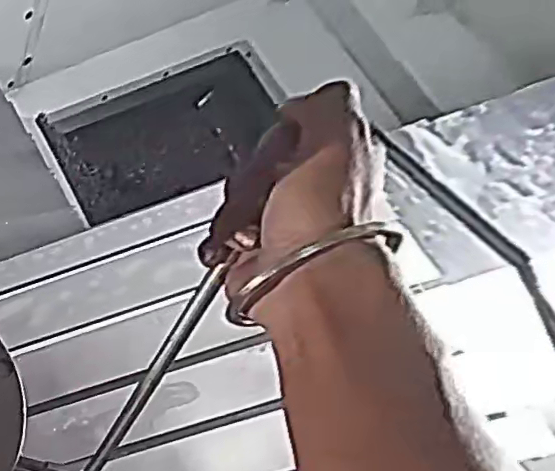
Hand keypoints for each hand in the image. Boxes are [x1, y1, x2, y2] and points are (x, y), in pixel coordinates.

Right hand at [200, 82, 382, 298]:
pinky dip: (218, 243)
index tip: (281, 153)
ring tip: (251, 227)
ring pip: (233, 203)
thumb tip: (295, 108)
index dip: (277, 140)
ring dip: (233, 214)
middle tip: (266, 193)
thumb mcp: (336, 136)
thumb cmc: (326, 223)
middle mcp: (306, 194)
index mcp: (334, 161)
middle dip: (250, 178)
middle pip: (255, 168)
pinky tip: (235, 246)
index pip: (289, 132)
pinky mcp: (247, 257)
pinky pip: (218, 239)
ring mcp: (275, 227)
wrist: (301, 280)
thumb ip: (321, 106)